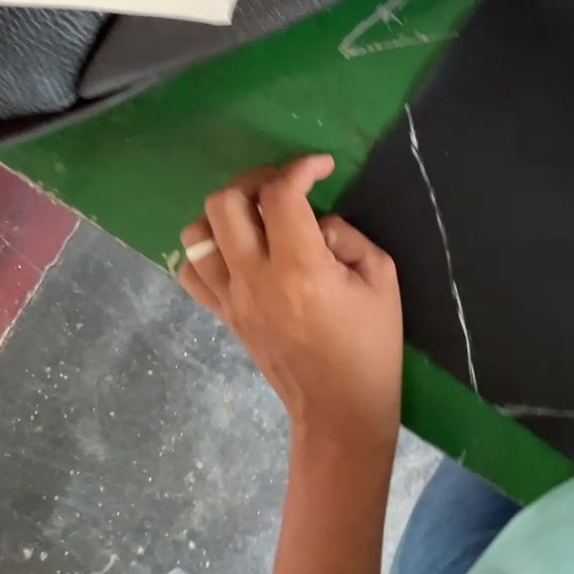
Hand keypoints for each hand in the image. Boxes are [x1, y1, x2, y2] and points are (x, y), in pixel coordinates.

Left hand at [179, 155, 402, 454]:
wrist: (340, 407)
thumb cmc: (371, 343)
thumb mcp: (382, 278)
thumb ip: (348, 236)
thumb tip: (318, 222)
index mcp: (300, 269)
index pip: (281, 195)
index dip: (301, 168)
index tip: (322, 166)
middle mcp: (255, 279)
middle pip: (225, 203)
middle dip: (256, 179)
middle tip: (286, 184)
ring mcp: (231, 299)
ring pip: (196, 233)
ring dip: (227, 212)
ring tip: (260, 215)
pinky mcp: (223, 315)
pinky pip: (191, 270)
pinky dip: (208, 248)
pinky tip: (240, 249)